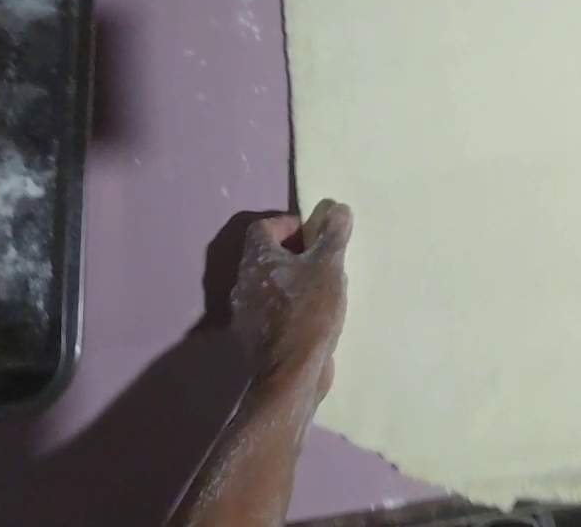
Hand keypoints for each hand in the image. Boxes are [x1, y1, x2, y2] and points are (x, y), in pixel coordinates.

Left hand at [231, 200, 351, 395]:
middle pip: (266, 255)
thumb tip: (337, 207)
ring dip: (293, 279)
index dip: (289, 224)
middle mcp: (243, 283)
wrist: (292, 374)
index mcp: (256, 260)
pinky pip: (271, 309)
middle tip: (323, 257)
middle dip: (295, 252)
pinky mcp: (255, 338)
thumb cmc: (309, 310)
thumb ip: (333, 233)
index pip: (264, 227)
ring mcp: (246, 313)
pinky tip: (314, 315)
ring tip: (323, 286)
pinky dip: (289, 304)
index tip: (315, 234)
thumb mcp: (329, 265)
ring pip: (269, 283)